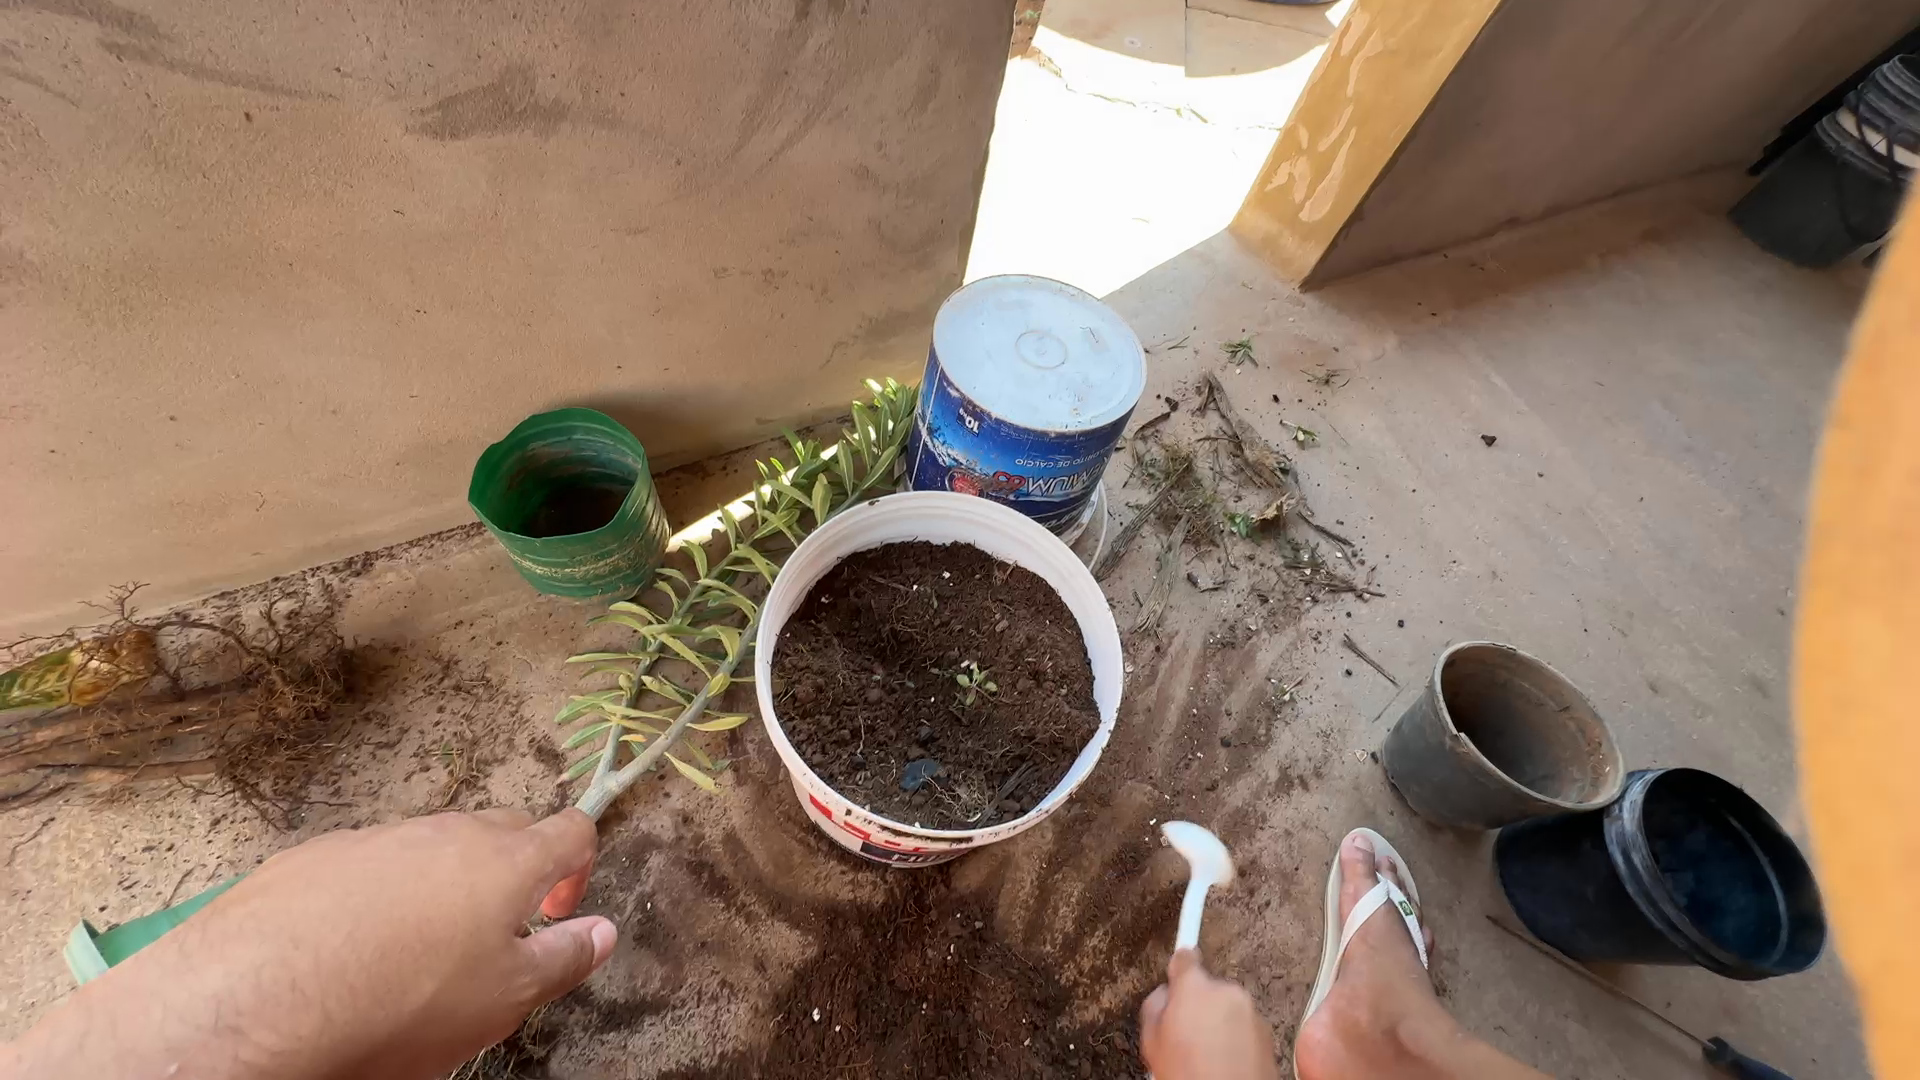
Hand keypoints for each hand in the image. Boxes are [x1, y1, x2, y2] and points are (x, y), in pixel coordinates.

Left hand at [4, 808, 612, 1079]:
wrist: (240, 1010)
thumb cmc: (401, 1003)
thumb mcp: (502, 1000)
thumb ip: (565, 958)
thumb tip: (606, 930)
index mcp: (510, 859)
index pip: (574, 829)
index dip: (580, 866)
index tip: (555, 914)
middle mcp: (453, 831)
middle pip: (508, 828)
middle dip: (515, 869)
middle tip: (489, 933)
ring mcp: (381, 837)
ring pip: (436, 843)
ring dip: (445, 879)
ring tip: (410, 946)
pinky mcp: (312, 855)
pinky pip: (369, 860)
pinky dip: (378, 889)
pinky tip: (342, 945)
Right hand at [1139, 949, 1279, 1079]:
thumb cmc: (1191, 1075)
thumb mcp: (1151, 1039)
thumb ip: (1156, 1004)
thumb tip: (1165, 996)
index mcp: (1196, 987)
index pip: (1185, 956)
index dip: (1178, 965)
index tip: (1178, 964)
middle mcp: (1227, 992)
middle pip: (1206, 987)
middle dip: (1198, 1004)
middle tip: (1187, 1033)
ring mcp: (1251, 1013)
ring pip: (1227, 1007)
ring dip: (1219, 1022)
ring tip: (1208, 1055)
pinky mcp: (1269, 1035)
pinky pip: (1245, 1027)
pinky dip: (1237, 1039)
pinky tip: (1226, 1062)